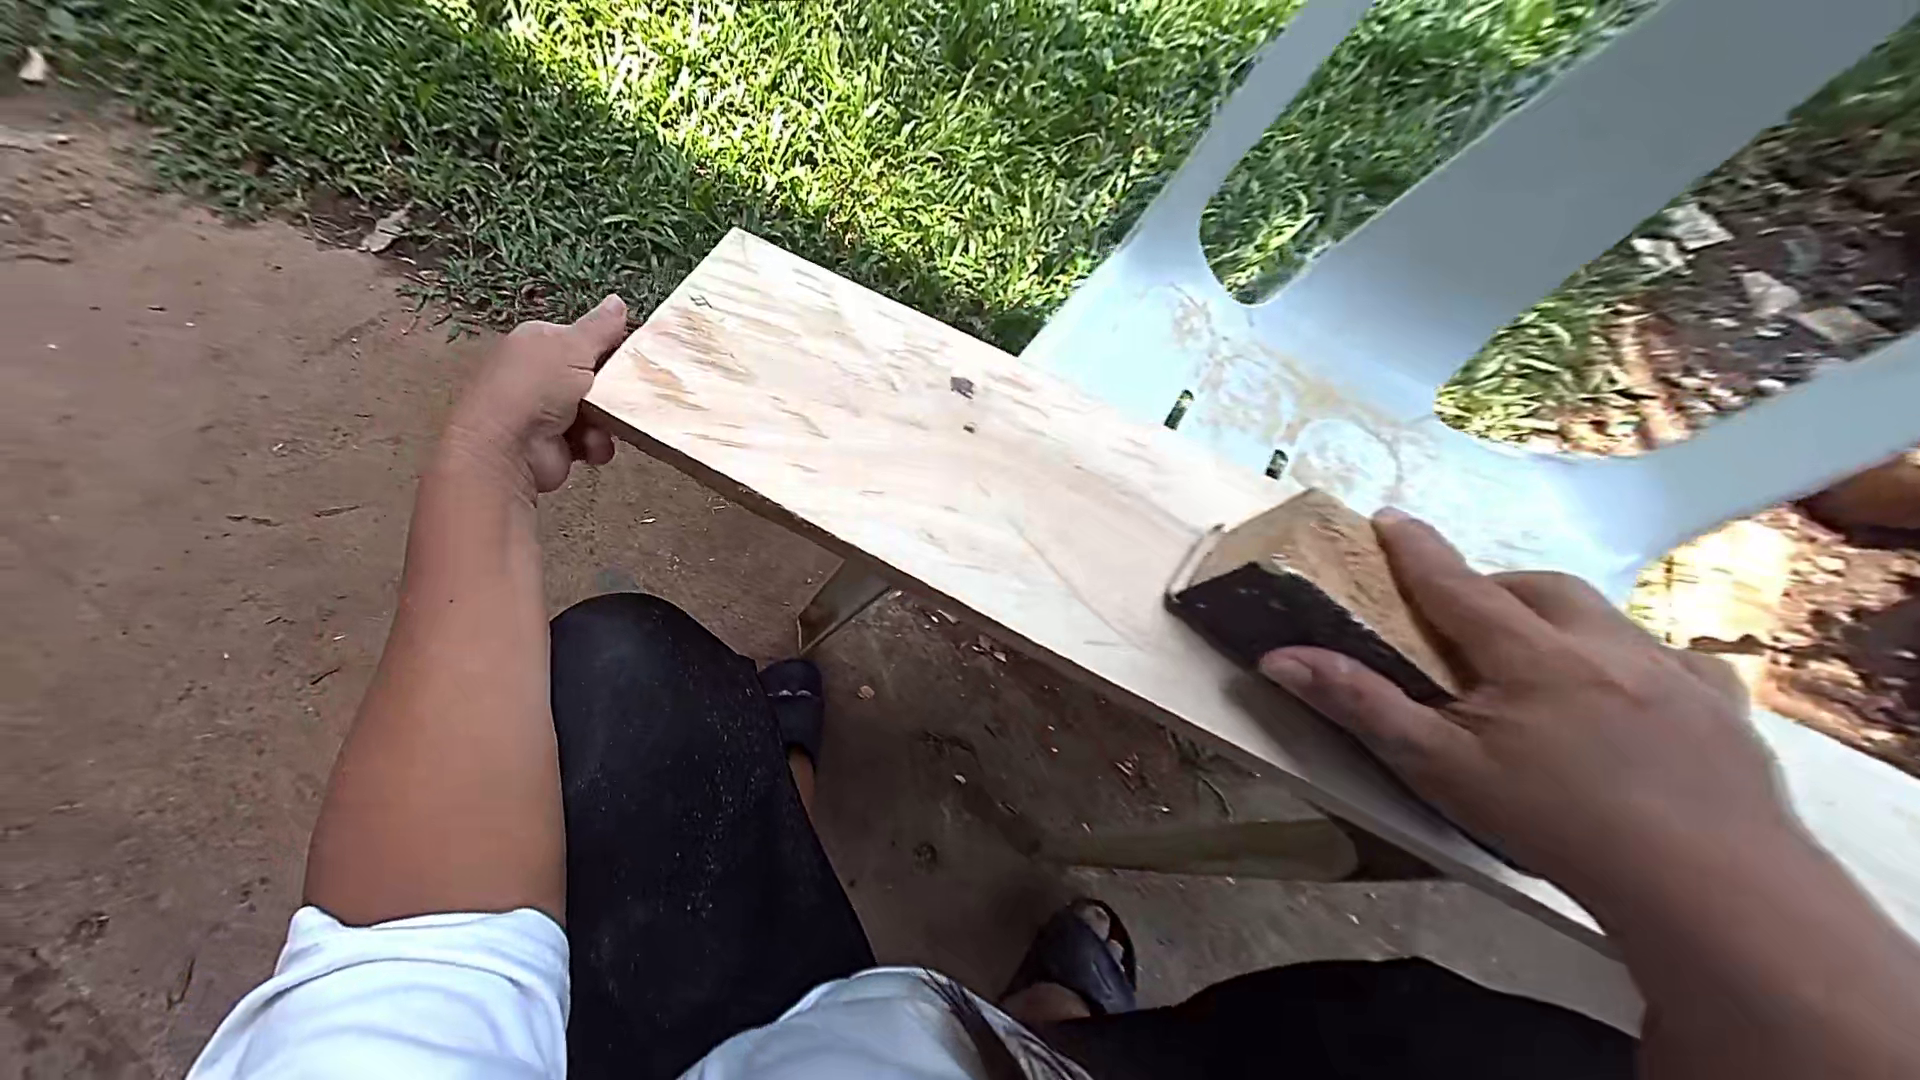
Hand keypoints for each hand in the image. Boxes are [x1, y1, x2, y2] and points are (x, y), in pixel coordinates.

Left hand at [442, 294, 629, 495]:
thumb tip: (618, 300)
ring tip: (597, 429)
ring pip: (602, 412)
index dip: (614, 351)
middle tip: (623, 398)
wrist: (506, 447)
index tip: (636, 364)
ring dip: (606, 423)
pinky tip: (587, 447)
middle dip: (614, 393)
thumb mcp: (572, 349)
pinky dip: (595, 444)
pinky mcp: (558, 440)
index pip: (588, 340)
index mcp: (541, 342)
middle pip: (600, 378)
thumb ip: (599, 328)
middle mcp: (543, 373)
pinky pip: (593, 439)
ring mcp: (549, 409)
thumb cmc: (535, 389)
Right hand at [1257, 509, 1799, 905]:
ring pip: (1603, 615)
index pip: (1457, 585)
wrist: (1719, 899)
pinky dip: (1628, 655)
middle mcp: (1607, 648)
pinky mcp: (1724, 711)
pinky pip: (1673, 657)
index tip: (1389, 516)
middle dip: (1491, 585)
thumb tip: (1279, 657)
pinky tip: (1620, 687)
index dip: (1417, 549)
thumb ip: (1358, 702)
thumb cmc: (1555, 823)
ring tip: (1529, 653)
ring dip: (1553, 616)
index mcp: (1533, 657)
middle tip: (1460, 618)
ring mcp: (1676, 676)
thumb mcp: (1434, 765)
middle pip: (1538, 587)